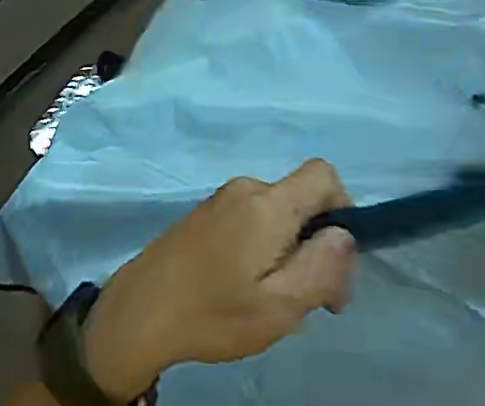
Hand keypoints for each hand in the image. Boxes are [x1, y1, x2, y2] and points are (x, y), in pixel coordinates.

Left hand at [81, 159, 357, 399]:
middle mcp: (247, 188)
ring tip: (271, 300)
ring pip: (278, 213)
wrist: (139, 311)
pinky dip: (264, 246)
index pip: (322, 174)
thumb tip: (345, 235)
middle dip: (316, 243)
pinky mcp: (207, 213)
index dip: (342, 207)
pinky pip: (253, 218)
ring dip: (289, 250)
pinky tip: (245, 288)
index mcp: (268, 204)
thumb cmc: (212, 312)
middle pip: (302, 199)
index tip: (334, 257)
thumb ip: (320, 268)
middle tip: (308, 300)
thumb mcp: (279, 307)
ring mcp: (223, 198)